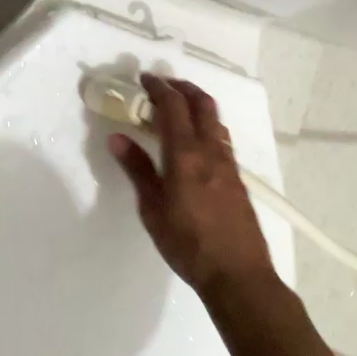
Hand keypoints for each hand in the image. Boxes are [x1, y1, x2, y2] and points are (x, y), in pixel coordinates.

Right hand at [109, 74, 277, 293]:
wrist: (239, 277)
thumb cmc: (188, 244)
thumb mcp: (152, 210)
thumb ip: (137, 170)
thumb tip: (117, 138)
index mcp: (186, 154)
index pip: (173, 105)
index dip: (158, 86)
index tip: (143, 79)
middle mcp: (210, 151)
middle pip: (202, 102)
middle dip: (181, 87)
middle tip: (161, 86)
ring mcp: (228, 164)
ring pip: (215, 119)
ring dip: (196, 105)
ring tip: (176, 111)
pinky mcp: (237, 179)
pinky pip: (220, 139)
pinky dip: (205, 126)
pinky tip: (193, 144)